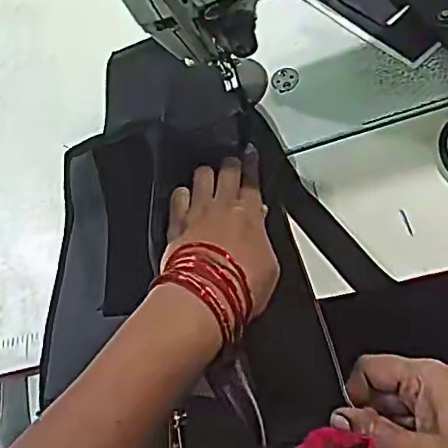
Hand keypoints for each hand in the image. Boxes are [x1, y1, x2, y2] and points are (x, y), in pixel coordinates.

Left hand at [165, 154, 280, 317]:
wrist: (207, 293)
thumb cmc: (240, 286)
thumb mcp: (270, 268)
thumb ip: (264, 244)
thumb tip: (261, 239)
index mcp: (251, 215)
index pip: (253, 181)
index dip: (252, 164)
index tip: (250, 154)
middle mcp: (223, 207)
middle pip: (227, 170)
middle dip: (230, 163)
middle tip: (231, 163)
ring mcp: (197, 212)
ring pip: (201, 176)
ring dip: (205, 174)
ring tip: (206, 175)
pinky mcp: (177, 223)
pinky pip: (177, 197)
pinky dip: (180, 194)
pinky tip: (182, 195)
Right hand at [334, 355, 447, 447]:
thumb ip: (372, 433)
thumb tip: (337, 418)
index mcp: (426, 375)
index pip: (368, 368)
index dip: (354, 396)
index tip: (354, 428)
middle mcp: (433, 381)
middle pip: (379, 387)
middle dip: (370, 417)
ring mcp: (442, 402)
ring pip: (393, 408)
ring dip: (388, 433)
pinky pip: (410, 423)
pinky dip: (404, 442)